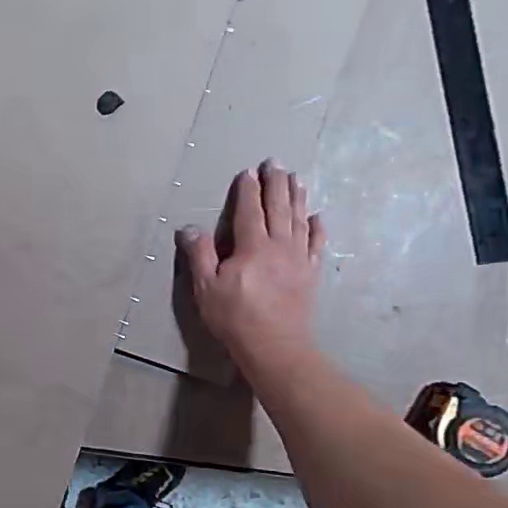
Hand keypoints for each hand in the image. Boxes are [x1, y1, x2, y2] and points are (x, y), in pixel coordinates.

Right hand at [178, 159, 326, 367]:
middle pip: (278, 207)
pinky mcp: (310, 273)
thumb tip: (190, 228)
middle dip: (275, 183)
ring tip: (296, 178)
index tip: (247, 172)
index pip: (249, 210)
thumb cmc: (235, 318)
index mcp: (252, 246)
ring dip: (297, 196)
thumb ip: (200, 255)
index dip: (247, 190)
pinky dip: (317, 227)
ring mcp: (299, 258)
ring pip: (299, 219)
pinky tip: (316, 217)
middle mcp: (279, 245)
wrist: (275, 346)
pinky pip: (317, 243)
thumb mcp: (206, 288)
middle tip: (275, 162)